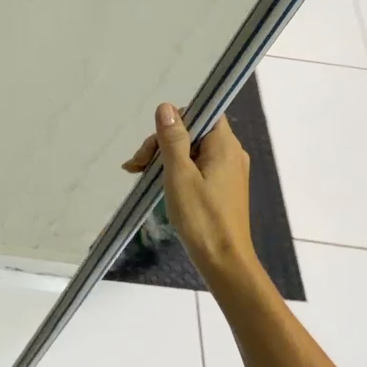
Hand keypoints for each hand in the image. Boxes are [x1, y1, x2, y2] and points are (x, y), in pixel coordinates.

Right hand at [122, 104, 261, 286]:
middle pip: (193, 132)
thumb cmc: (201, 217)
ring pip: (191, 150)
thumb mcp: (180, 175)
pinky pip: (196, 167)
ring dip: (164, 158)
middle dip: (162, 143)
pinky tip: (154, 182)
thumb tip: (166, 107)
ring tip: (138, 175)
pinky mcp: (221, 186)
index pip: (201, 113)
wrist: (223, 259)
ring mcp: (227, 170)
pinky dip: (175, 170)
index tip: (152, 144)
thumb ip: (173, 140)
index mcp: (224, 146)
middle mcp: (230, 153)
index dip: (174, 121)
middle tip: (136, 166)